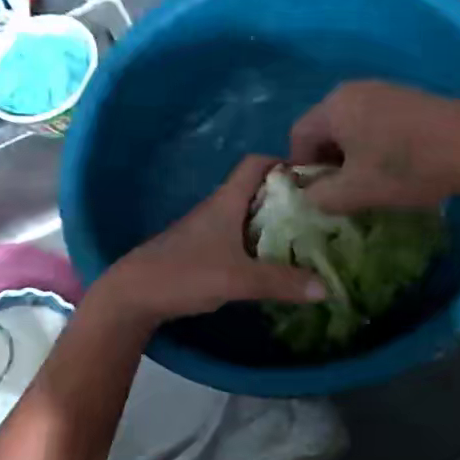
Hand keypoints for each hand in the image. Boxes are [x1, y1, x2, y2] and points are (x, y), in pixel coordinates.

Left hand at [96, 155, 327, 323]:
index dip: (285, 163)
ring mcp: (207, 230)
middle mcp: (218, 209)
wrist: (132, 295)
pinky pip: (237, 237)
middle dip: (286, 196)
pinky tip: (271, 262)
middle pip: (257, 189)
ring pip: (247, 215)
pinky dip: (258, 242)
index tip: (313, 179)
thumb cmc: (184, 274)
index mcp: (226, 202)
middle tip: (318, 213)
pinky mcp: (201, 250)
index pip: (257, 164)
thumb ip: (281, 282)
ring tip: (303, 238)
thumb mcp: (238, 279)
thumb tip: (327, 287)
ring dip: (272, 221)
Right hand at [288, 80, 459, 212]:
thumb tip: (308, 196)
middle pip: (323, 130)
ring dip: (351, 158)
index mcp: (334, 107)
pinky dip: (373, 147)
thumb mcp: (357, 191)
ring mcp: (382, 91)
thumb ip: (321, 196)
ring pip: (350, 129)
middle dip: (327, 164)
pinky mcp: (406, 100)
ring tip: (369, 185)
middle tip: (342, 194)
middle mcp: (353, 90)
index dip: (300, 170)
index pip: (298, 137)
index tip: (317, 196)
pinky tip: (392, 168)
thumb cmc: (409, 167)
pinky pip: (373, 124)